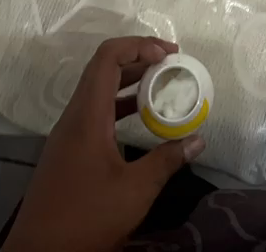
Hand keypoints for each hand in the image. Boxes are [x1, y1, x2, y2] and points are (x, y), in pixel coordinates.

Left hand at [1, 36, 205, 251]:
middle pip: (103, 68)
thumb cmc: (86, 219)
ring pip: (98, 89)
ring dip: (129, 80)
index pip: (107, 57)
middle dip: (138, 58)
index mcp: (87, 115)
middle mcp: (74, 116)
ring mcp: (68, 133)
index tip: (167, 55)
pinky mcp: (68, 150)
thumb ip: (166, 161)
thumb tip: (197, 140)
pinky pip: (95, 110)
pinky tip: (140, 117)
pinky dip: (119, 103)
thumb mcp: (135, 192)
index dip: (138, 46)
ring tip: (160, 84)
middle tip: (170, 64)